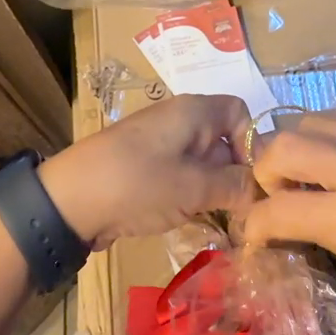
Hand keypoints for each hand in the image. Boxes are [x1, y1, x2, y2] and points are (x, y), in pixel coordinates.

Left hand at [39, 94, 253, 247]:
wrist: (72, 198)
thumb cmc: (139, 183)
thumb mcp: (194, 188)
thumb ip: (234, 186)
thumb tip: (263, 188)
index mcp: (194, 111)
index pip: (239, 112)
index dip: (252, 143)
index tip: (254, 181)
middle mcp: (180, 120)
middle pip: (224, 140)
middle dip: (236, 174)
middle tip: (246, 213)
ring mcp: (161, 143)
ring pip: (204, 162)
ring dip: (214, 190)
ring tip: (223, 223)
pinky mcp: (146, 167)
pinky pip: (182, 175)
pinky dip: (191, 196)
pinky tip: (192, 221)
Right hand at [240, 118, 335, 334]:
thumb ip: (322, 231)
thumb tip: (280, 218)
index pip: (278, 208)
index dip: (254, 222)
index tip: (254, 231)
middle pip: (284, 143)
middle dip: (266, 169)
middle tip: (276, 192)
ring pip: (314, 122)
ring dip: (299, 148)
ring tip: (311, 175)